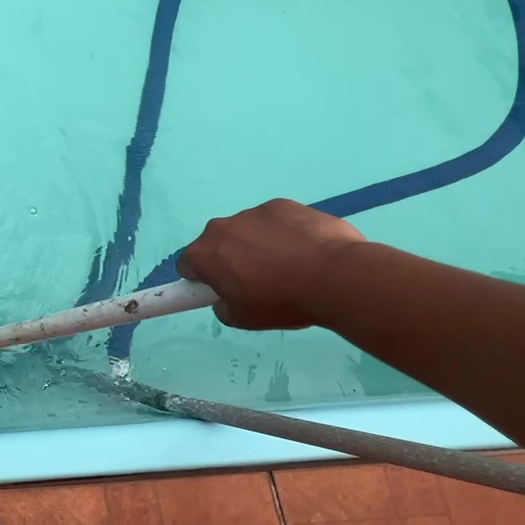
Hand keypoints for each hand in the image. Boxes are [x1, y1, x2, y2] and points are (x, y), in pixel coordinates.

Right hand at [176, 199, 366, 329]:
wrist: (337, 278)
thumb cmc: (283, 302)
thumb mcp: (244, 319)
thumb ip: (223, 307)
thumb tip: (226, 299)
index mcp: (203, 255)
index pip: (188, 266)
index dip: (204, 279)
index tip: (223, 290)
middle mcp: (220, 227)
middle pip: (218, 243)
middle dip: (232, 258)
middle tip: (261, 281)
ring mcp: (252, 212)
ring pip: (248, 230)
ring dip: (261, 244)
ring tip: (293, 267)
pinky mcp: (283, 204)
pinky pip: (277, 220)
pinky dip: (286, 232)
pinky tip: (308, 250)